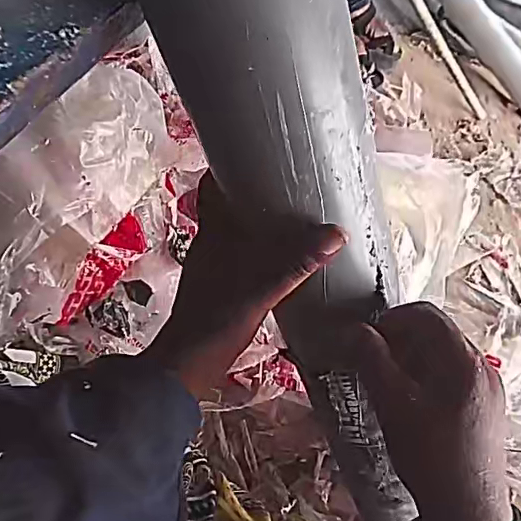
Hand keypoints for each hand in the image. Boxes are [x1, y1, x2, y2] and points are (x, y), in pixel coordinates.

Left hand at [143, 173, 346, 401]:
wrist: (186, 367)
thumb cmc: (214, 324)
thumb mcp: (258, 292)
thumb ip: (293, 265)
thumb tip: (333, 235)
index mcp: (211, 238)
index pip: (210, 190)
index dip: (226, 169)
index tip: (256, 154)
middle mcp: (209, 248)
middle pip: (228, 210)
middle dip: (253, 196)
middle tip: (289, 186)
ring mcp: (214, 270)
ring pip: (236, 236)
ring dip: (259, 227)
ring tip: (295, 219)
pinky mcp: (221, 291)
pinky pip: (244, 260)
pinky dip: (261, 254)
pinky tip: (282, 262)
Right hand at [339, 302, 510, 520]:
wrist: (468, 512)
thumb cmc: (428, 454)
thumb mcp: (391, 403)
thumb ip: (370, 359)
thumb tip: (352, 330)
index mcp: (464, 360)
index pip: (424, 314)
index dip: (388, 320)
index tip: (363, 342)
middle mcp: (483, 367)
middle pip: (435, 332)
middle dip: (397, 340)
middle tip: (370, 365)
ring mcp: (489, 389)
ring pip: (442, 355)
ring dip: (409, 359)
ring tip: (386, 387)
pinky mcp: (486, 410)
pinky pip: (451, 377)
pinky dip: (425, 378)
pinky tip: (410, 406)